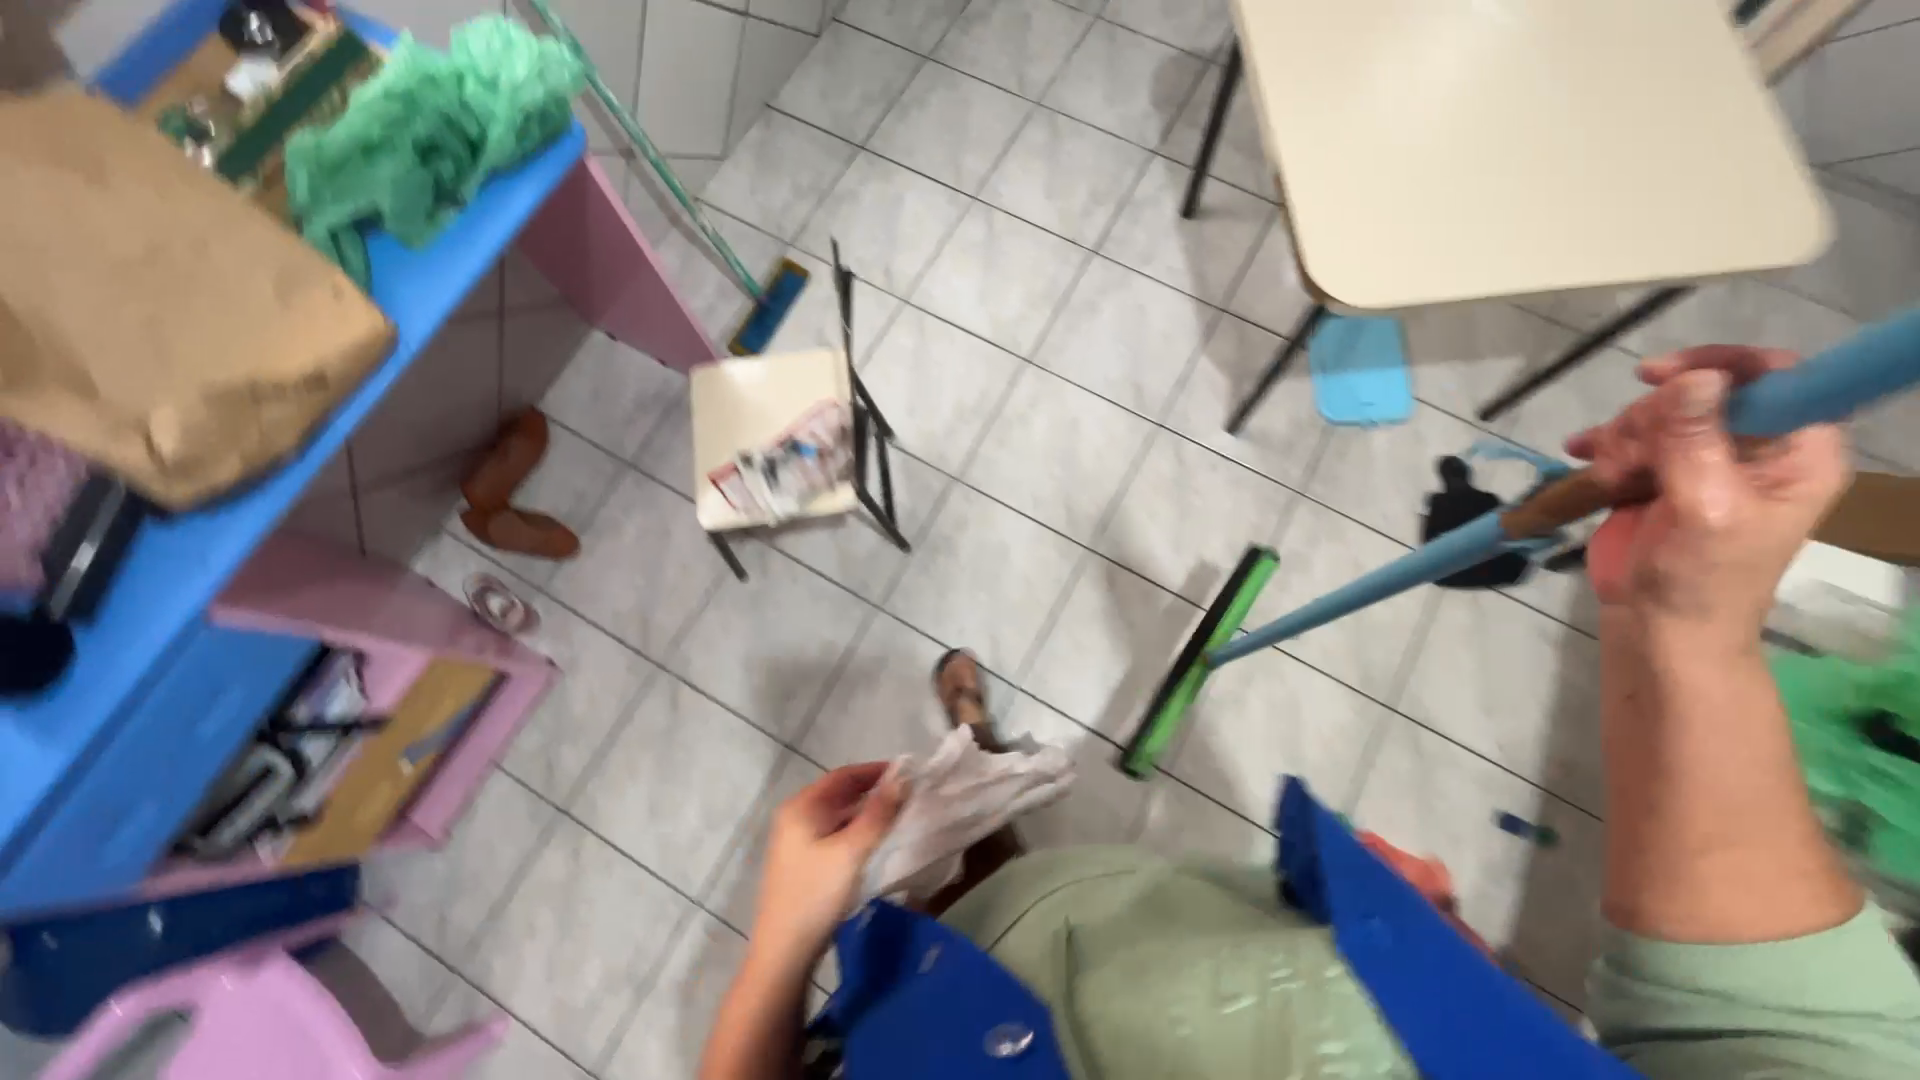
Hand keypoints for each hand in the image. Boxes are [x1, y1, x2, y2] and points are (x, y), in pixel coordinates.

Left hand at [748, 763, 905, 971]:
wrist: (784, 952)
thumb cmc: (816, 894)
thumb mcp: (851, 851)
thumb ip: (878, 813)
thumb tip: (904, 777)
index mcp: (801, 807)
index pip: (843, 775)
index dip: (875, 771)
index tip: (908, 773)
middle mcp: (794, 816)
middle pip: (839, 793)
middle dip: (873, 792)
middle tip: (907, 796)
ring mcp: (796, 840)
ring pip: (837, 815)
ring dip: (865, 813)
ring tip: (897, 817)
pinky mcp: (802, 861)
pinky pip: (833, 834)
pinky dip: (855, 831)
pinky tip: (874, 842)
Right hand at [1565, 346, 1850, 650]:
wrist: (1658, 626)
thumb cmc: (1702, 577)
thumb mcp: (1705, 507)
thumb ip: (1697, 441)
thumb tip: (1694, 378)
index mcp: (1794, 452)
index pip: (1775, 379)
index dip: (1723, 367)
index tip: (1660, 377)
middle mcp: (1752, 449)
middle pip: (1698, 394)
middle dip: (1652, 419)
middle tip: (1627, 457)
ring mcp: (1700, 462)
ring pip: (1657, 415)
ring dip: (1621, 438)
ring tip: (1609, 476)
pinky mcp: (1657, 478)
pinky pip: (1628, 440)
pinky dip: (1602, 445)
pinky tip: (1581, 455)